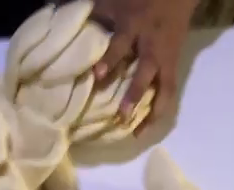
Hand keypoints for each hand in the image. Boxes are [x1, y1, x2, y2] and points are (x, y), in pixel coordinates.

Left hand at [91, 0, 196, 125]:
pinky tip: (145, 129)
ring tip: (137, 133)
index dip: (110, 59)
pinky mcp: (174, 67)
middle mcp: (152, 46)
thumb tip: (60, 12)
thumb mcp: (117, 1)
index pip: (122, 44)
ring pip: (165, 87)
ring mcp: (166, 58)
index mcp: (136, 27)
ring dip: (152, 112)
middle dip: (135, 93)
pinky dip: (159, 112)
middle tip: (122, 116)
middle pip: (147, 71)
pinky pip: (169, 92)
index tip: (97, 75)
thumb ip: (96, 13)